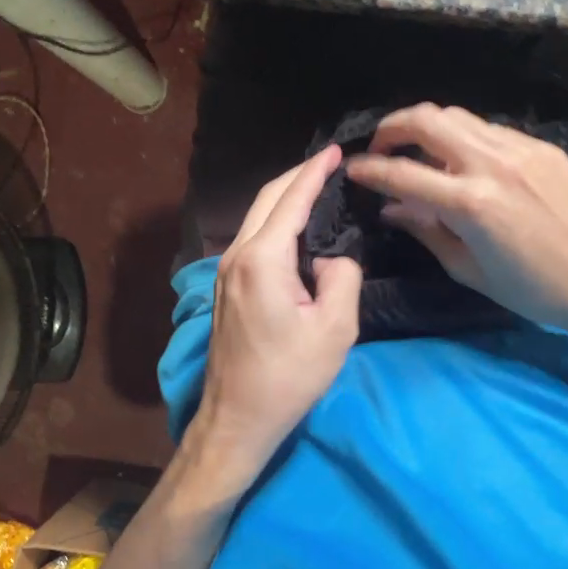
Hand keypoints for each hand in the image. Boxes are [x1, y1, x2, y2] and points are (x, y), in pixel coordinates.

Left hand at [189, 145, 362, 488]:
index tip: (337, 151)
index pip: (291, 200)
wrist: (238, 416)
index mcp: (262, 259)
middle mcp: (237, 256)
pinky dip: (276, 222)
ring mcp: (226, 272)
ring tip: (318, 189)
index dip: (315, 172)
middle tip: (330, 165)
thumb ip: (341, 277)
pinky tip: (297, 228)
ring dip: (285, 199)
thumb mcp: (335, 328)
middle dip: (298, 176)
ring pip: (256, 218)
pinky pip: (253, 239)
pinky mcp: (227, 288)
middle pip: (266, 199)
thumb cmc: (289, 376)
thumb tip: (331, 258)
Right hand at [344, 103, 567, 364]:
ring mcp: (520, 149)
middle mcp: (492, 164)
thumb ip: (426, 231)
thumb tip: (391, 208)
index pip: (402, 173)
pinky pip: (489, 130)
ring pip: (458, 116)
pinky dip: (464, 138)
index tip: (351, 170)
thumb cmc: (534, 292)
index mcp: (471, 204)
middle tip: (380, 148)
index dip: (369, 169)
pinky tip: (463, 163)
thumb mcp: (469, 269)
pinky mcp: (542, 147)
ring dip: (427, 127)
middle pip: (427, 119)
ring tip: (417, 152)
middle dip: (392, 127)